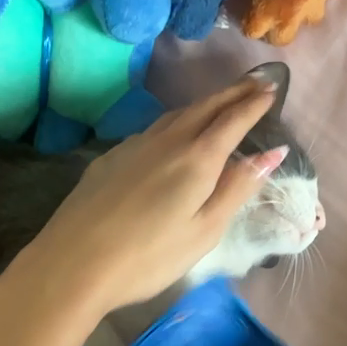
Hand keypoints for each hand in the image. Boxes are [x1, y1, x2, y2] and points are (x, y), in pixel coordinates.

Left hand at [9, 76, 285, 315]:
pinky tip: (173, 133)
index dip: (255, 103)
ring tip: (221, 102)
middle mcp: (167, 141)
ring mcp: (134, 146)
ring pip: (176, 115)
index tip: (273, 88)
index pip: (234, 119)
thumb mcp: (205, 230)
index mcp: (197, 158)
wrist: (73, 263)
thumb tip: (272, 152)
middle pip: (206, 107)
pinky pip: (152, 129)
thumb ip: (238, 188)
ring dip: (204, 104)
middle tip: (257, 82)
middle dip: (234, 93)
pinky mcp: (111, 158)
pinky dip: (175, 122)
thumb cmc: (149, 257)